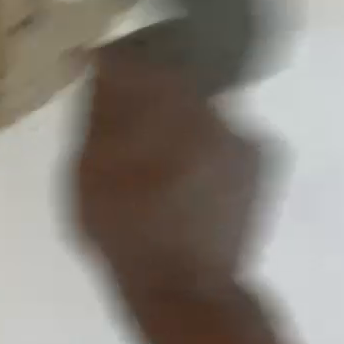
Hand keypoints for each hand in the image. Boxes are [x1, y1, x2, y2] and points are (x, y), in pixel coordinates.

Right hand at [73, 40, 269, 301]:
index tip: (82, 62)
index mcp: (163, 110)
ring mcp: (244, 138)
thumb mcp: (87, 166)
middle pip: (169, 76)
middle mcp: (212, 112)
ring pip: (195, 104)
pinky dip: (191, 136)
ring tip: (140, 141)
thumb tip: (95, 61)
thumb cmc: (119, 225)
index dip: (106, 58)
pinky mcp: (261, 163)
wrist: (185, 286)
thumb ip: (97, 110)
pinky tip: (172, 165)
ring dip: (165, 111)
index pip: (133, 58)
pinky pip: (217, 131)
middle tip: (109, 100)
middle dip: (138, 82)